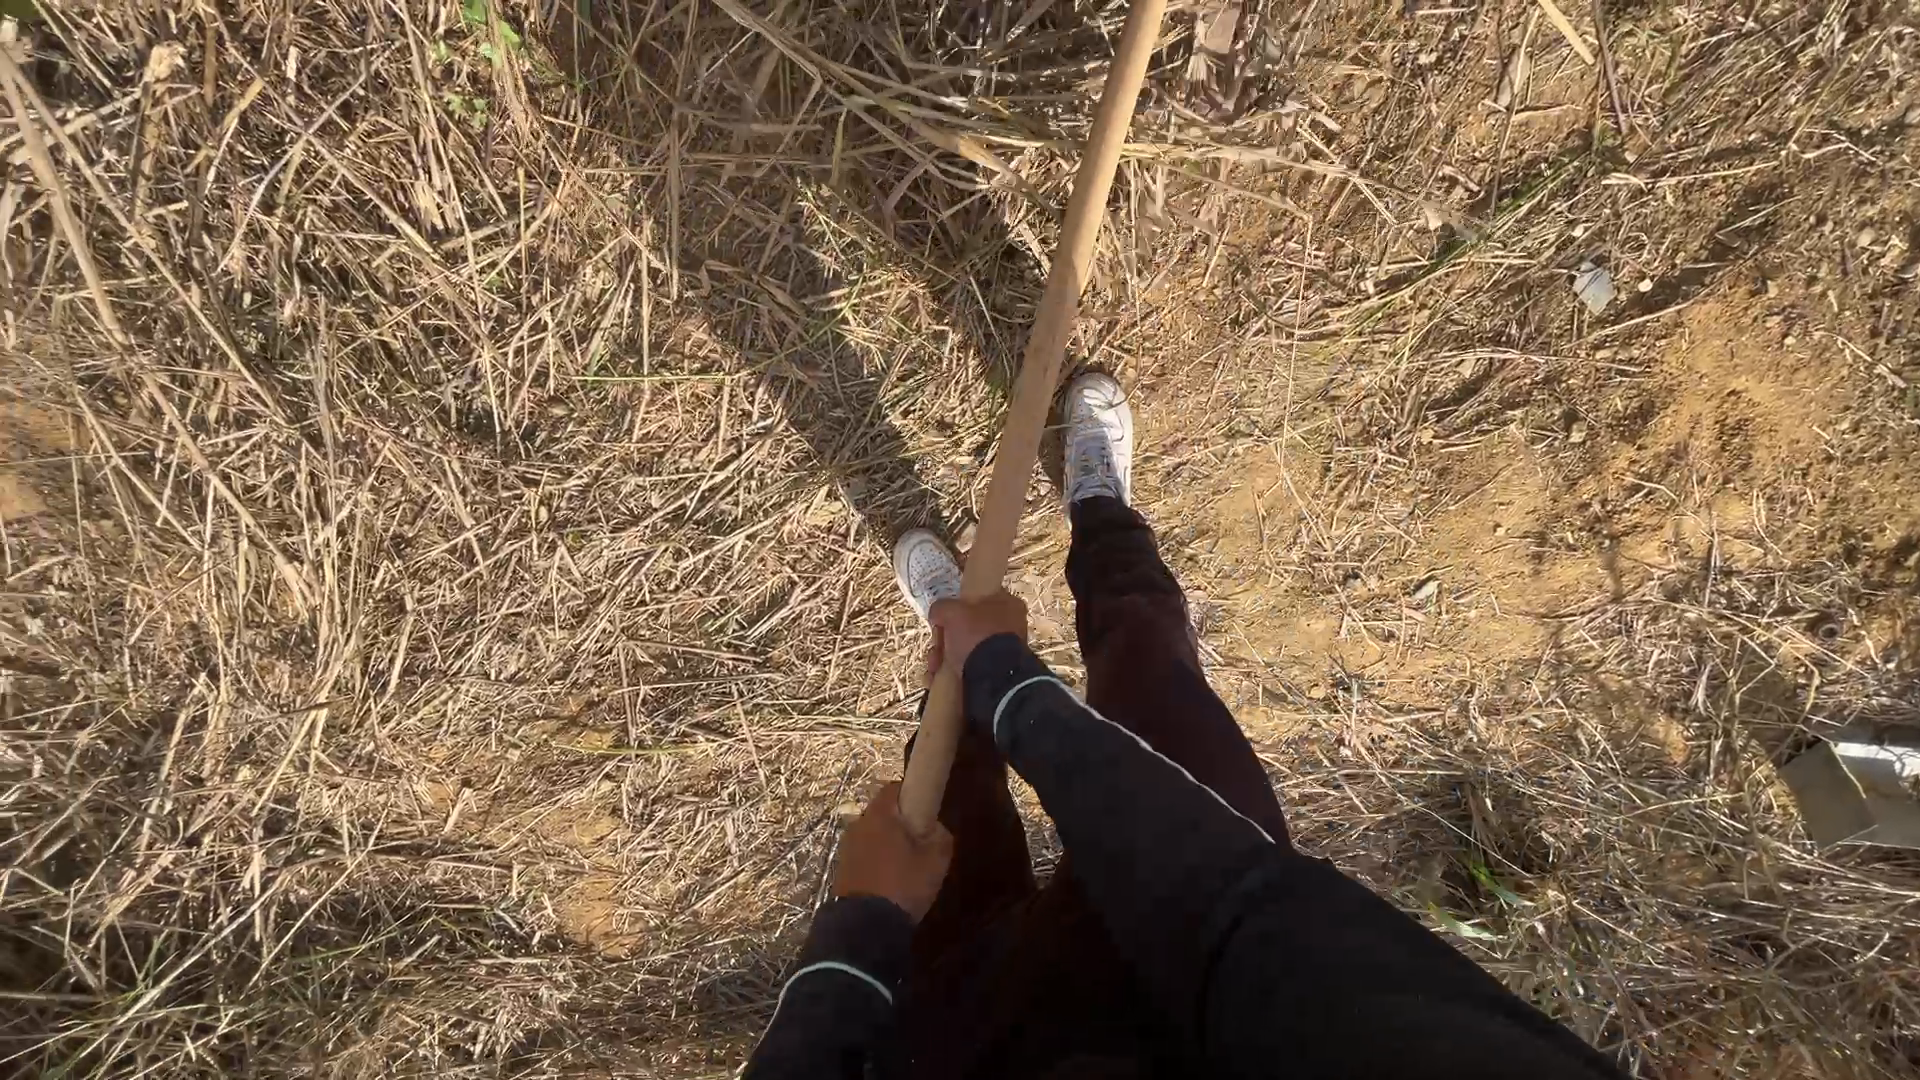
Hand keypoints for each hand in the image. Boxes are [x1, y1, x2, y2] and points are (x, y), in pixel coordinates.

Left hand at [831, 782, 952, 921]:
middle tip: (920, 841)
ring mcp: (847, 848)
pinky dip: (876, 861)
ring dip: (887, 844)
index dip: (911, 794)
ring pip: (872, 835)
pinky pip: (863, 855)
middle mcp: (859, 824)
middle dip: (900, 822)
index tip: (926, 810)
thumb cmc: (903, 884)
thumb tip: (936, 828)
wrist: (865, 928)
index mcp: (880, 815)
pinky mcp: (841, 870)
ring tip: (906, 865)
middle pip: (882, 813)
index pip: (894, 788)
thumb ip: (941, 837)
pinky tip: (889, 881)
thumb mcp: (935, 861)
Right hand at [925, 591, 1027, 678]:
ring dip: (945, 657)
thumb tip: (937, 614)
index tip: (942, 618)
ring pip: (966, 649)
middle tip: (936, 647)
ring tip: (934, 667)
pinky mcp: (998, 672)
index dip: (955, 607)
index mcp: (1008, 603)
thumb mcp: (952, 612)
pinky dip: (952, 672)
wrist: (993, 678)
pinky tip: (936, 678)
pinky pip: (970, 667)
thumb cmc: (976, 636)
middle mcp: (1010, 626)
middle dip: (945, 639)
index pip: (977, 598)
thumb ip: (941, 607)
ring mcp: (1005, 651)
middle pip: (968, 626)